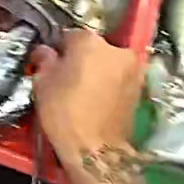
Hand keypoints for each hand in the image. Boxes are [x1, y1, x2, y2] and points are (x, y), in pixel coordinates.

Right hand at [30, 30, 143, 173]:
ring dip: (96, 70)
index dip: (58, 48)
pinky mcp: (141, 89)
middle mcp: (117, 51)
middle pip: (93, 47)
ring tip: (80, 88)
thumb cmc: (64, 110)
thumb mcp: (42, 81)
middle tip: (65, 75)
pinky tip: (94, 98)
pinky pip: (118, 78)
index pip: (69, 35)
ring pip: (108, 62)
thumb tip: (46, 51)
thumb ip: (45, 59)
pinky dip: (108, 83)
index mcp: (90, 42)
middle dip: (80, 57)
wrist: (95, 148)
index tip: (50, 62)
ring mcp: (134, 70)